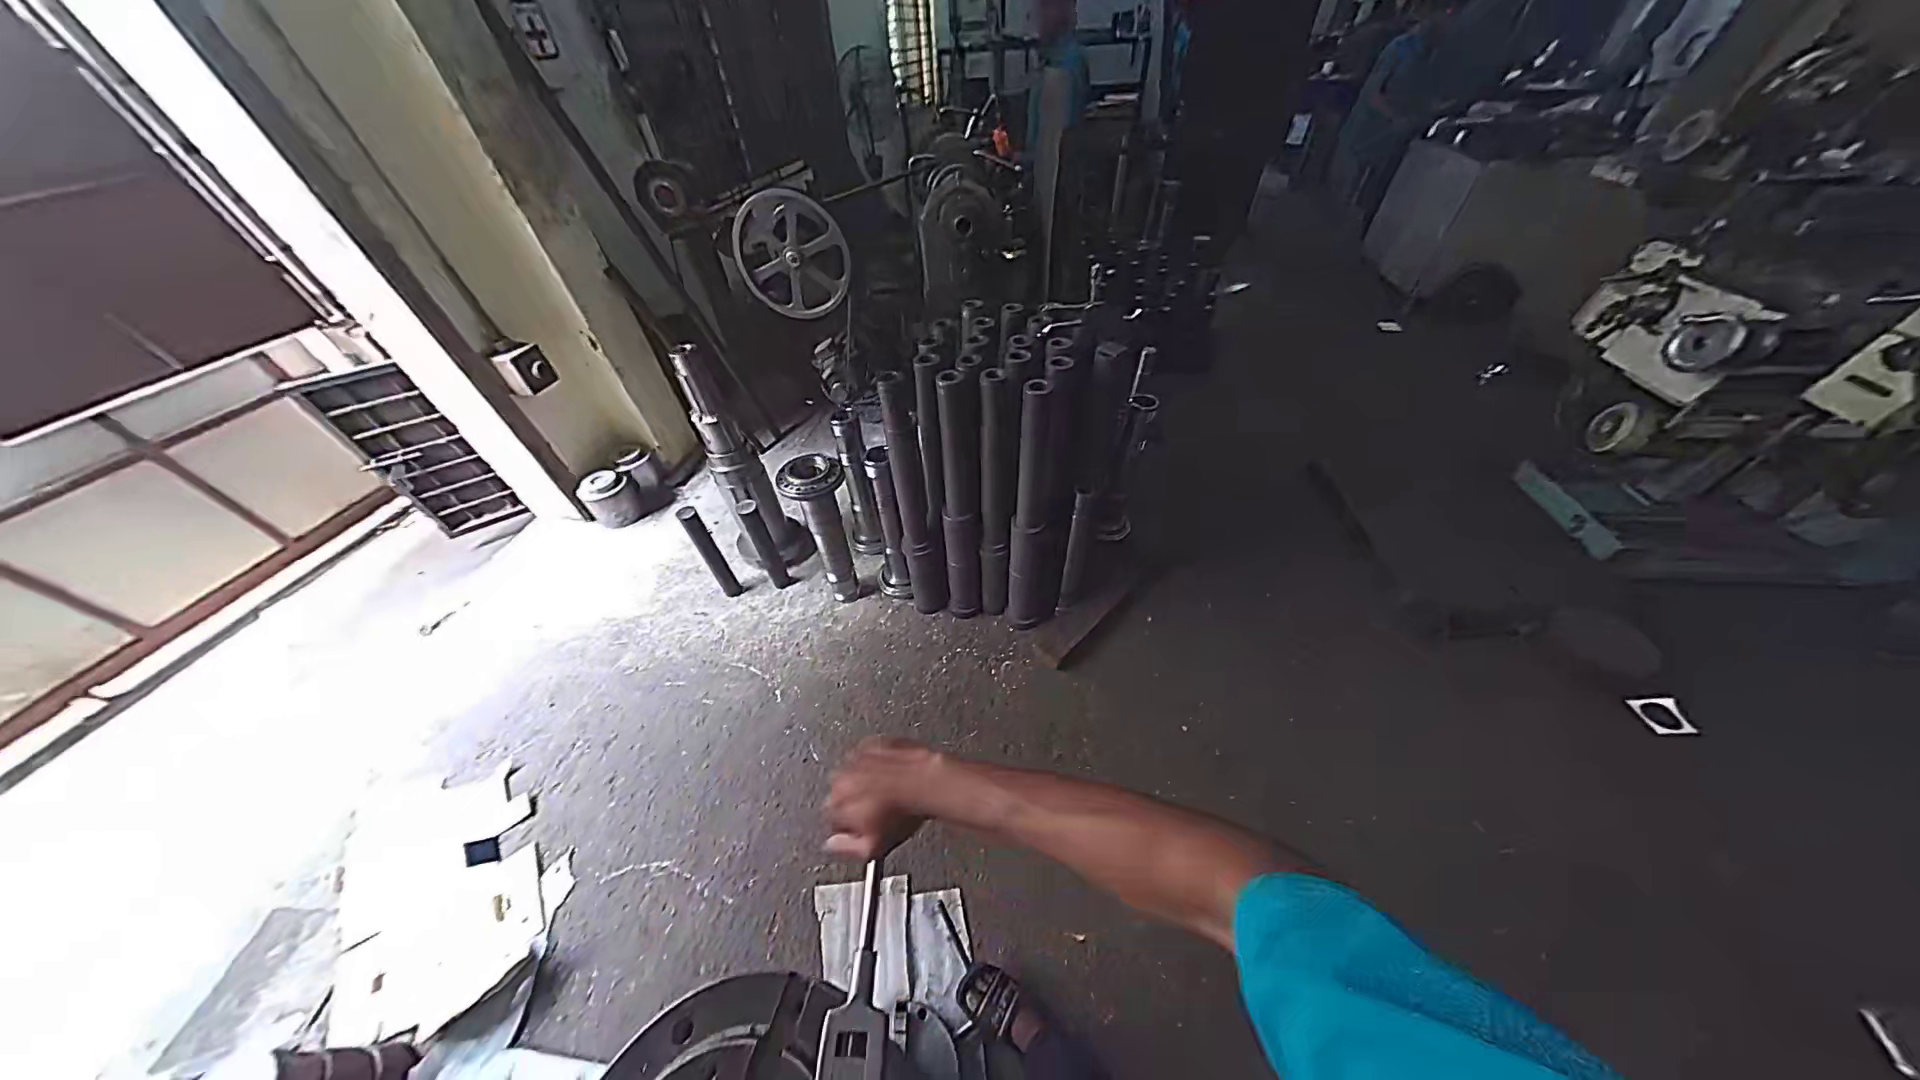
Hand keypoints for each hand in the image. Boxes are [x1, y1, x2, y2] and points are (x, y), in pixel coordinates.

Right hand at [823, 737, 938, 859]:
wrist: (924, 782)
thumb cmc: (904, 812)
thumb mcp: (875, 846)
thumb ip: (848, 848)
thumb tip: (834, 844)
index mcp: (836, 804)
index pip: (832, 819)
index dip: (849, 825)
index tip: (862, 828)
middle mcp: (840, 779)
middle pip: (839, 794)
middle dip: (853, 802)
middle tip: (876, 810)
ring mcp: (855, 759)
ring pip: (851, 774)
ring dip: (861, 781)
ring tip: (885, 792)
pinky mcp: (871, 744)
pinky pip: (866, 757)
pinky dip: (874, 764)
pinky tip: (890, 774)